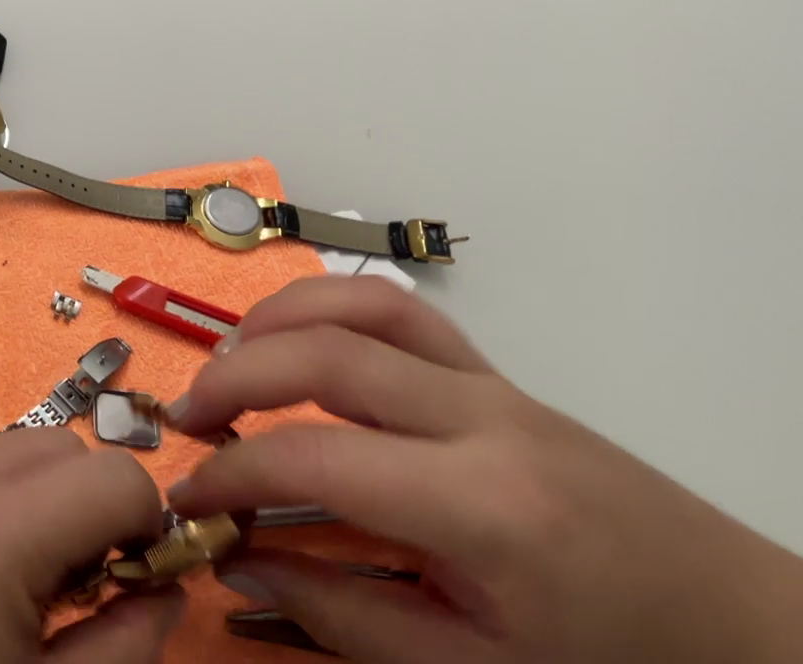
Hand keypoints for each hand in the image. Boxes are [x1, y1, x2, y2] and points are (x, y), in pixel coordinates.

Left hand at [0, 429, 184, 663]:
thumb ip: (127, 640)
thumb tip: (166, 584)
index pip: (118, 475)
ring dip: (29, 496)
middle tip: (71, 582)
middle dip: (87, 504)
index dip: (145, 525)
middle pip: (61, 448)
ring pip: (4, 448)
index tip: (131, 577)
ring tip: (6, 574)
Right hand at [164, 276, 802, 663]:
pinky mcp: (496, 373)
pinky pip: (401, 308)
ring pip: (362, 303)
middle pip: (324, 353)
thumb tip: (237, 563)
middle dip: (231, 377)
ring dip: (274, 320)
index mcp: (482, 506)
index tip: (187, 497)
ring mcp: (493, 383)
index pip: (312, 458)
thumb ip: (340, 613)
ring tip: (228, 360)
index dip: (230, 474)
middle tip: (186, 418)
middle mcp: (482, 419)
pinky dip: (329, 305)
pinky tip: (295, 341)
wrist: (752, 632)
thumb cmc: (611, 661)